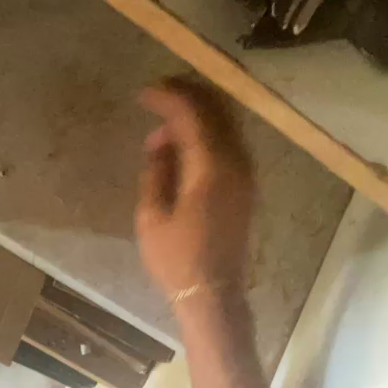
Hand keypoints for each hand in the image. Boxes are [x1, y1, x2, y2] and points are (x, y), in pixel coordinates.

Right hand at [135, 77, 255, 315]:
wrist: (212, 293)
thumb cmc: (176, 259)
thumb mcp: (151, 216)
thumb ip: (155, 170)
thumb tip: (159, 142)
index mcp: (211, 165)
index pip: (191, 112)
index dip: (166, 96)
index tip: (142, 94)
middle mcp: (235, 160)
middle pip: (214, 108)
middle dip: (184, 97)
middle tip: (155, 97)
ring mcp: (245, 172)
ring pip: (224, 123)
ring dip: (196, 115)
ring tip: (164, 124)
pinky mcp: (245, 185)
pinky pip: (228, 142)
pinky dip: (205, 133)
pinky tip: (183, 147)